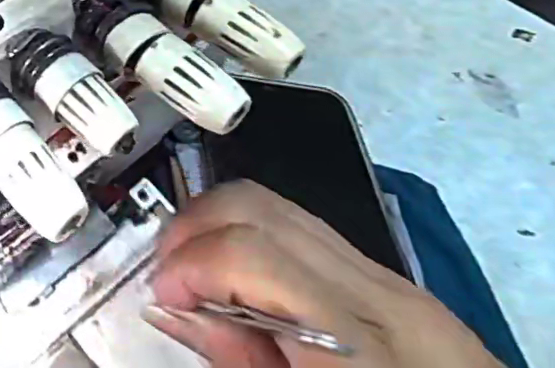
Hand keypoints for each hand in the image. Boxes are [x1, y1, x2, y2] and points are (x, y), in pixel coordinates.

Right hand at [146, 181, 501, 367]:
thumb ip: (238, 361)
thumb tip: (171, 309)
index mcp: (365, 351)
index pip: (250, 256)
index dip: (189, 264)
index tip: (162, 296)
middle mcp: (383, 298)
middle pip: (255, 209)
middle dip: (192, 230)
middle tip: (168, 275)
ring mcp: (392, 281)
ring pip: (271, 202)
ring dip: (214, 222)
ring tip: (193, 267)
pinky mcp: (391, 279)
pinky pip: (296, 223)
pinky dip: (247, 230)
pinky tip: (235, 269)